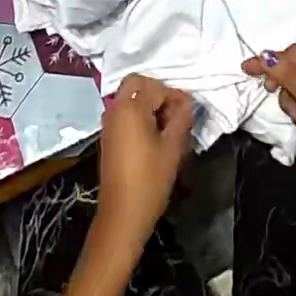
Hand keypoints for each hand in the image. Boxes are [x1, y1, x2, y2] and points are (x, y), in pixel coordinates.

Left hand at [95, 76, 193, 243]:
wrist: (123, 211)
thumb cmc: (150, 178)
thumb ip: (181, 118)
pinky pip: (123, 112)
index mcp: (130, 107)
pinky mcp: (108, 134)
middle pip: (136, 84)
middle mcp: (115, 108)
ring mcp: (108, 121)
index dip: (174, 95)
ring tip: (167, 127)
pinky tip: (154, 136)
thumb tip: (186, 101)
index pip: (155, 86)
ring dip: (147, 103)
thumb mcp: (172, 147)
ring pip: (129, 97)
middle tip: (174, 114)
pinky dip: (138, 114)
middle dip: (157, 93)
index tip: (188, 112)